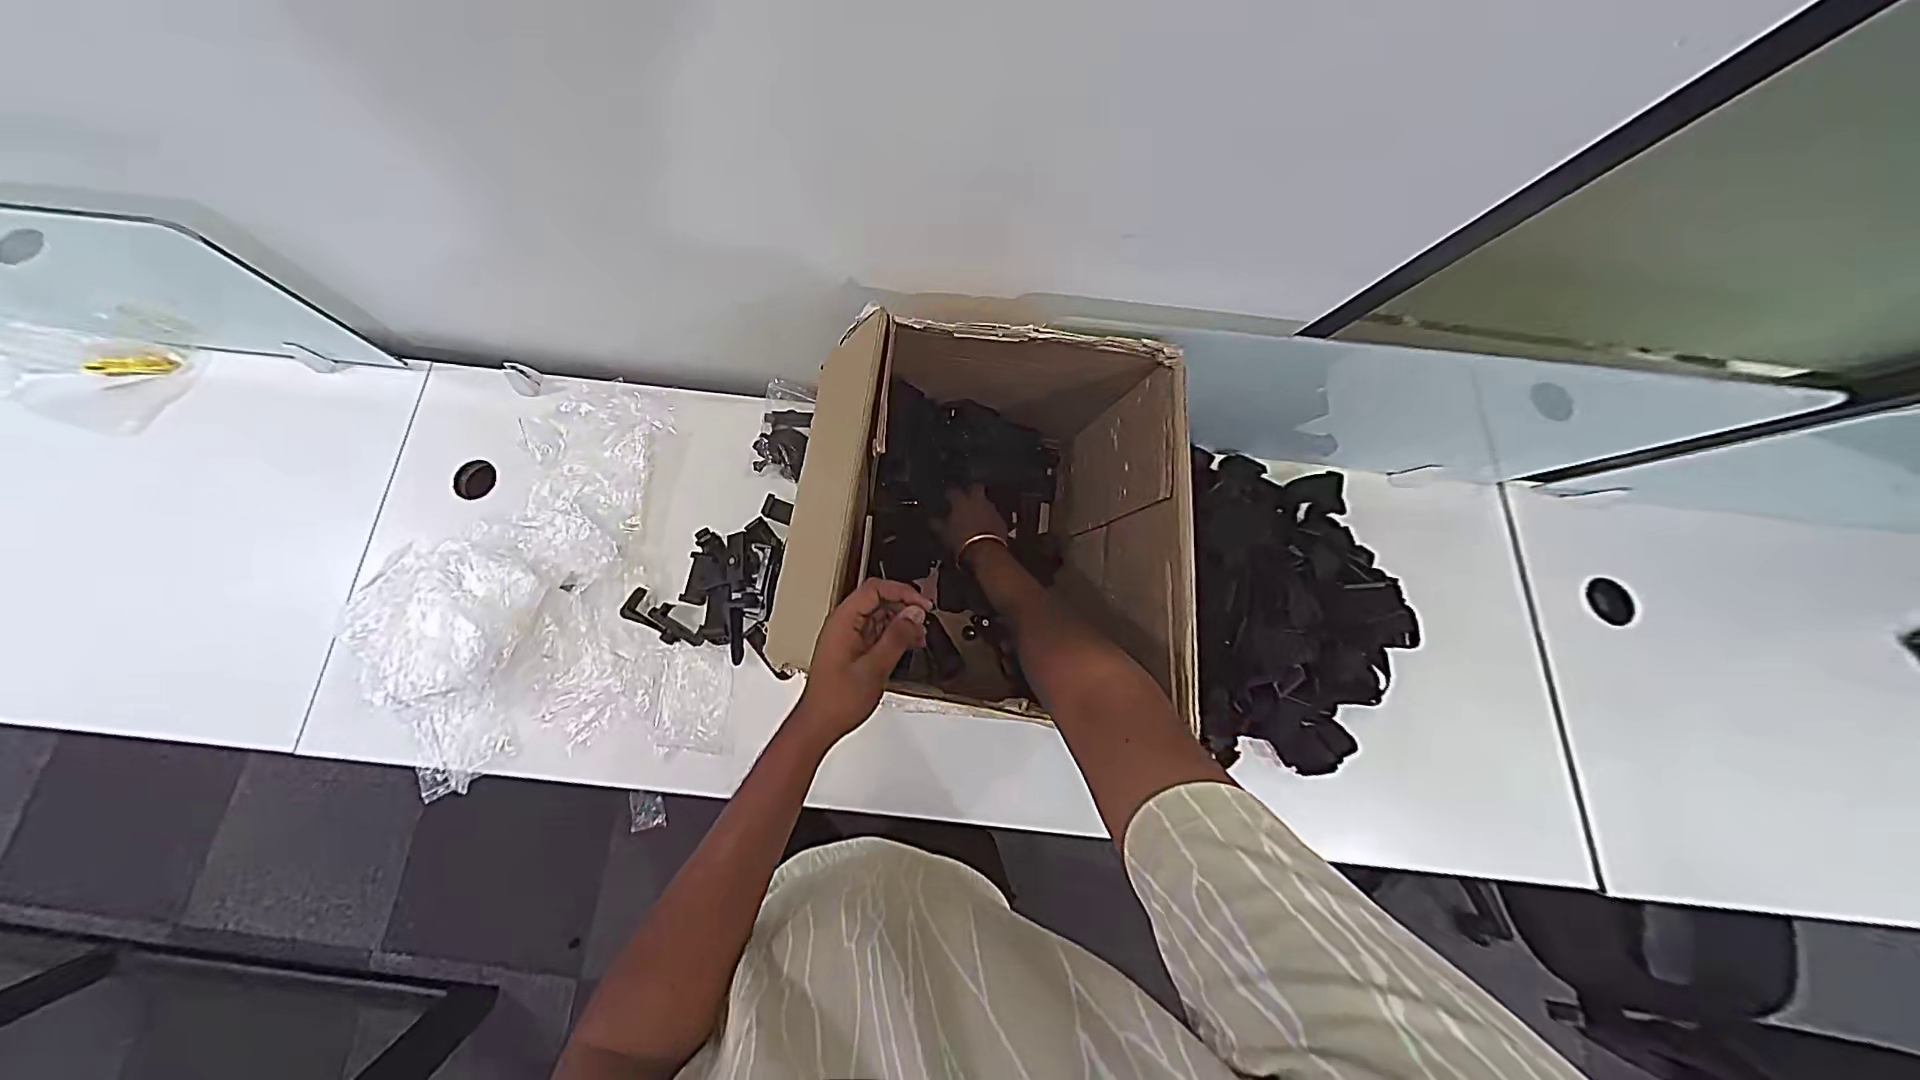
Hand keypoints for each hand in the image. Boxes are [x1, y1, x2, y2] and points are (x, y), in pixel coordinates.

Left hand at [792, 578, 932, 746]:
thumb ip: (897, 637)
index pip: (875, 589)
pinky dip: (894, 634)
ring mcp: (847, 636)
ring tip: (919, 635)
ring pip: (879, 615)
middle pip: (878, 600)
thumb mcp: (875, 667)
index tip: (921, 603)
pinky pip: (876, 631)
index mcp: (843, 621)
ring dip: (901, 622)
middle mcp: (843, 624)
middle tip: (923, 619)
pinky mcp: (851, 648)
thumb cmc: (836, 701)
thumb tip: (914, 614)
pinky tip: (908, 644)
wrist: (819, 724)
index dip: (902, 591)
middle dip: (904, 606)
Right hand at [938, 485, 1010, 557]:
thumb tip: (930, 518)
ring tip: (973, 514)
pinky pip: (992, 514)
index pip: (952, 490)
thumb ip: (935, 523)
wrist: (986, 552)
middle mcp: (977, 500)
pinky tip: (983, 525)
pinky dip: (988, 517)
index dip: (948, 493)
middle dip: (970, 490)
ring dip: (980, 504)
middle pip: (975, 487)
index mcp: (961, 501)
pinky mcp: (1001, 520)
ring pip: (985, 500)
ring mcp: (991, 509)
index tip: (945, 498)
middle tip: (964, 498)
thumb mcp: (942, 533)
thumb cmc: (960, 541)